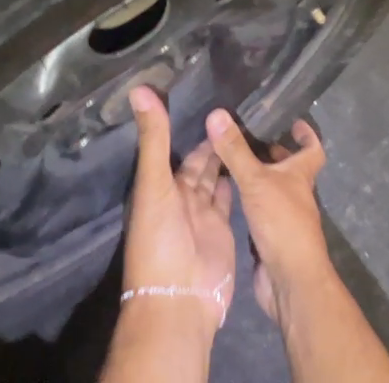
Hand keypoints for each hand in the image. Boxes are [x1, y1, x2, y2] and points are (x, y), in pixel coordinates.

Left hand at [122, 86, 235, 337]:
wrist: (181, 299)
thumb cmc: (160, 240)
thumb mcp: (154, 184)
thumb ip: (153, 138)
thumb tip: (139, 88)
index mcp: (158, 184)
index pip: (172, 146)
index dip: (183, 122)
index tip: (200, 92)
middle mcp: (179, 195)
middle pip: (195, 160)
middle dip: (209, 137)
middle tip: (232, 104)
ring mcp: (202, 212)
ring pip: (213, 175)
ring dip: (224, 155)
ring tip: (244, 123)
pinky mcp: (223, 227)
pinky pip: (229, 196)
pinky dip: (235, 179)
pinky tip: (249, 159)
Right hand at [205, 109, 330, 321]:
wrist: (289, 281)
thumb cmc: (282, 223)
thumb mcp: (256, 181)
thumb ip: (236, 150)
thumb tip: (216, 113)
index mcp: (301, 177)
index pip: (312, 150)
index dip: (306, 135)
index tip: (294, 122)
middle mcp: (296, 195)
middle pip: (290, 169)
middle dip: (274, 154)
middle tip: (248, 138)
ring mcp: (285, 218)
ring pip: (273, 191)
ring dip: (257, 178)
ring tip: (230, 162)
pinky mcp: (271, 238)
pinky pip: (260, 212)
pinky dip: (248, 202)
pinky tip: (228, 196)